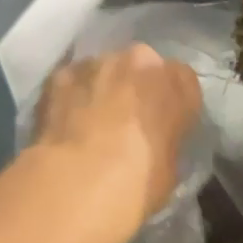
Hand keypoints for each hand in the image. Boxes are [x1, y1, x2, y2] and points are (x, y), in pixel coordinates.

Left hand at [28, 43, 202, 234]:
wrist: (79, 180)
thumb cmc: (138, 181)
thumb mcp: (171, 168)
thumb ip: (166, 140)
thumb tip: (153, 141)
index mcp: (176, 83)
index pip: (182, 81)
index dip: (170, 102)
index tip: (161, 122)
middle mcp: (138, 61)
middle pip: (139, 67)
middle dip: (133, 88)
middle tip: (123, 120)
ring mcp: (95, 63)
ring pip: (101, 70)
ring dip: (99, 89)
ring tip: (88, 123)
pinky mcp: (60, 75)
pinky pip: (70, 82)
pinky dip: (69, 96)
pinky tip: (63, 122)